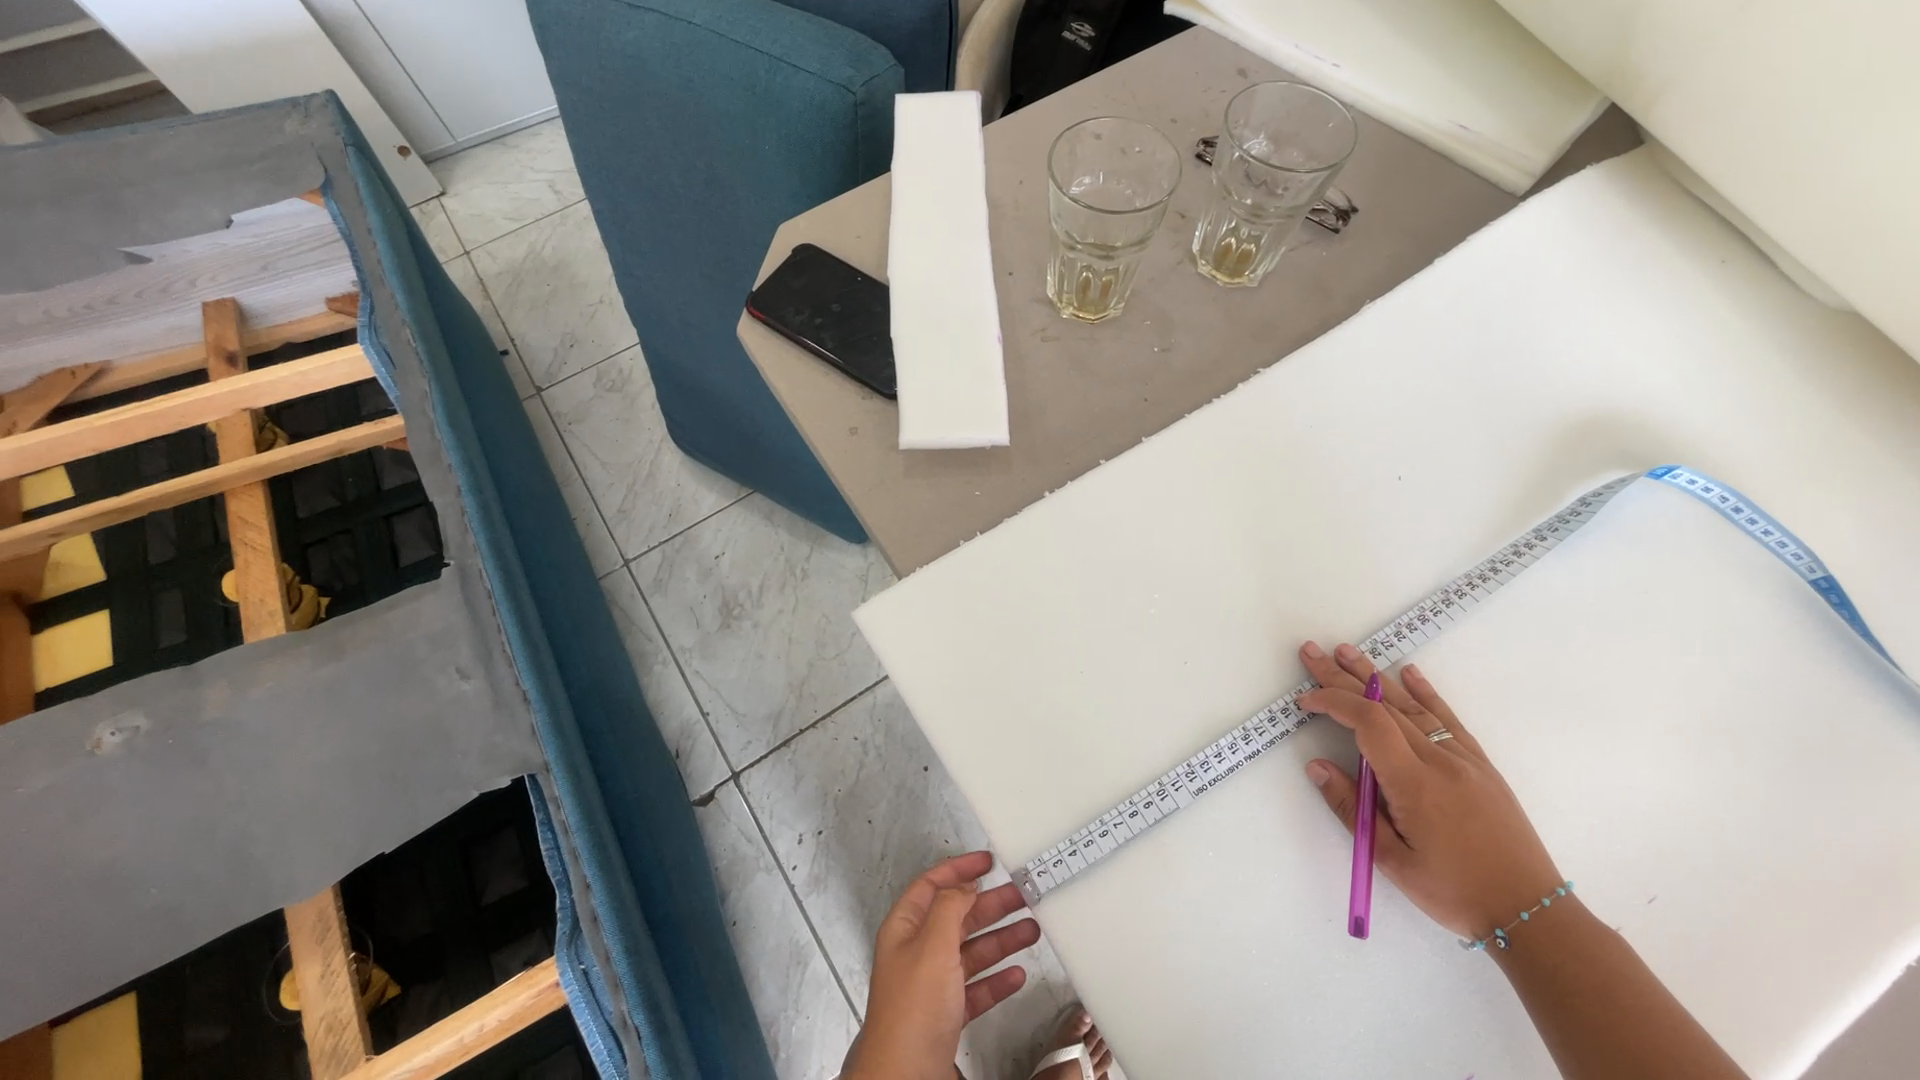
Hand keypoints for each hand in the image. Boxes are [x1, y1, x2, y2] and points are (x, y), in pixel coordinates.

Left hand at [841, 852, 1039, 1079]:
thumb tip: (965, 886)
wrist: (906, 1074)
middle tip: (1022, 894)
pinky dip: (997, 980)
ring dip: (1001, 940)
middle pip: (957, 917)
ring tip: (1032, 930)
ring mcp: (932, 984)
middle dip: (990, 904)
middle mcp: (917, 952)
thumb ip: (950, 909)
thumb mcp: (932, 946)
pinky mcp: (947, 1014)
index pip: (931, 886)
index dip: (958, 869)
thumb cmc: (912, 1011)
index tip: (986, 860)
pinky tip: (1017, 975)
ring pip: (972, 952)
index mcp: (905, 929)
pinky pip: (977, 988)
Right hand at [1296, 642, 1562, 939]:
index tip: (1305, 702)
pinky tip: (1408, 672)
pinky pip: (1447, 718)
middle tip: (1312, 652)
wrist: (1530, 910)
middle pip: (1384, 705)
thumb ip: (1351, 808)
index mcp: (1414, 784)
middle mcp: (1439, 760)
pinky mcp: (1480, 765)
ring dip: (1376, 676)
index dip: (1333, 703)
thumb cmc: (1454, 892)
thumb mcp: (1391, 860)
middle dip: (1343, 677)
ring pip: (1412, 706)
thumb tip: (1318, 767)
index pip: (1368, 724)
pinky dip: (1425, 692)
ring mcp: (1463, 759)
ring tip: (1347, 652)